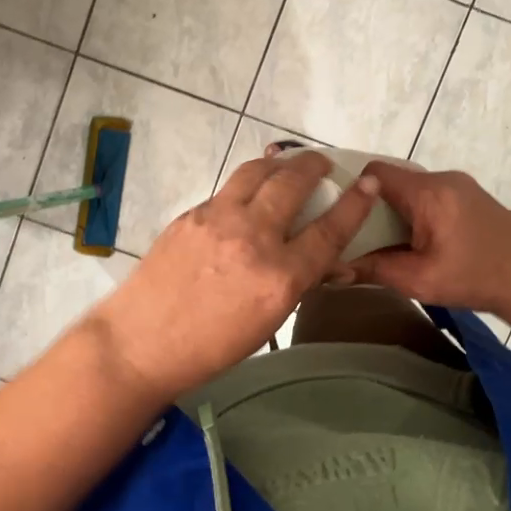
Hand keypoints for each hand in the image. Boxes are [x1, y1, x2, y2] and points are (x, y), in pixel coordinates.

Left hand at [89, 151, 377, 401]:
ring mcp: (217, 221)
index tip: (368, 183)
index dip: (355, 204)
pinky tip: (248, 192)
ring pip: (256, 173)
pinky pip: (227, 190)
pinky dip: (246, 185)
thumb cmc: (210, 347)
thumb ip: (296, 284)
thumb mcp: (267, 323)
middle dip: (314, 167)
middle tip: (323, 163)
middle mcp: (252, 239)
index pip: (329, 231)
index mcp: (279, 277)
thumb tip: (324, 262)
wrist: (142, 341)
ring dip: (279, 164)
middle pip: (292, 185)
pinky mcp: (191, 215)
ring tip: (288, 165)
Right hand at [348, 162, 510, 328]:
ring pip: (410, 188)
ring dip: (393, 210)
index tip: (337, 214)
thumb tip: (329, 269)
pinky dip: (413, 211)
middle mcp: (443, 178)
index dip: (352, 190)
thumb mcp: (418, 281)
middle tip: (353, 232)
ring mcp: (459, 184)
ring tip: (380, 240)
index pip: (375, 173)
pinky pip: (428, 194)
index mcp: (429, 193)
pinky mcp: (469, 195)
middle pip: (391, 180)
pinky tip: (410, 240)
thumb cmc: (474, 279)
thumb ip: (372, 270)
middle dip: (370, 205)